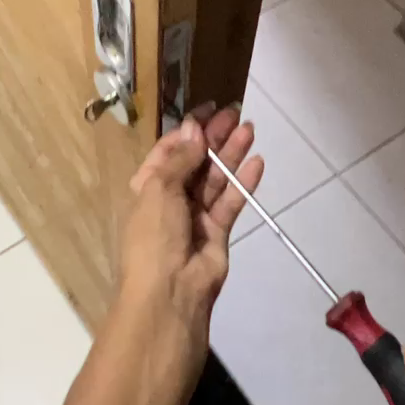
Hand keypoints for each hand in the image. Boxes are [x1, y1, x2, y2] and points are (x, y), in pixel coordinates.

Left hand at [114, 105, 262, 359]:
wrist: (169, 295)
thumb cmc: (155, 237)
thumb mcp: (158, 189)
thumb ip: (180, 159)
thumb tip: (194, 129)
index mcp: (147, 187)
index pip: (169, 151)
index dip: (188, 130)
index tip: (208, 110)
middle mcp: (171, 200)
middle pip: (195, 161)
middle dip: (214, 137)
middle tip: (236, 113)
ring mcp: (195, 217)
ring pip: (215, 179)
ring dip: (231, 154)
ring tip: (250, 129)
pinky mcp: (217, 234)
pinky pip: (231, 203)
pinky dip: (243, 184)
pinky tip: (256, 163)